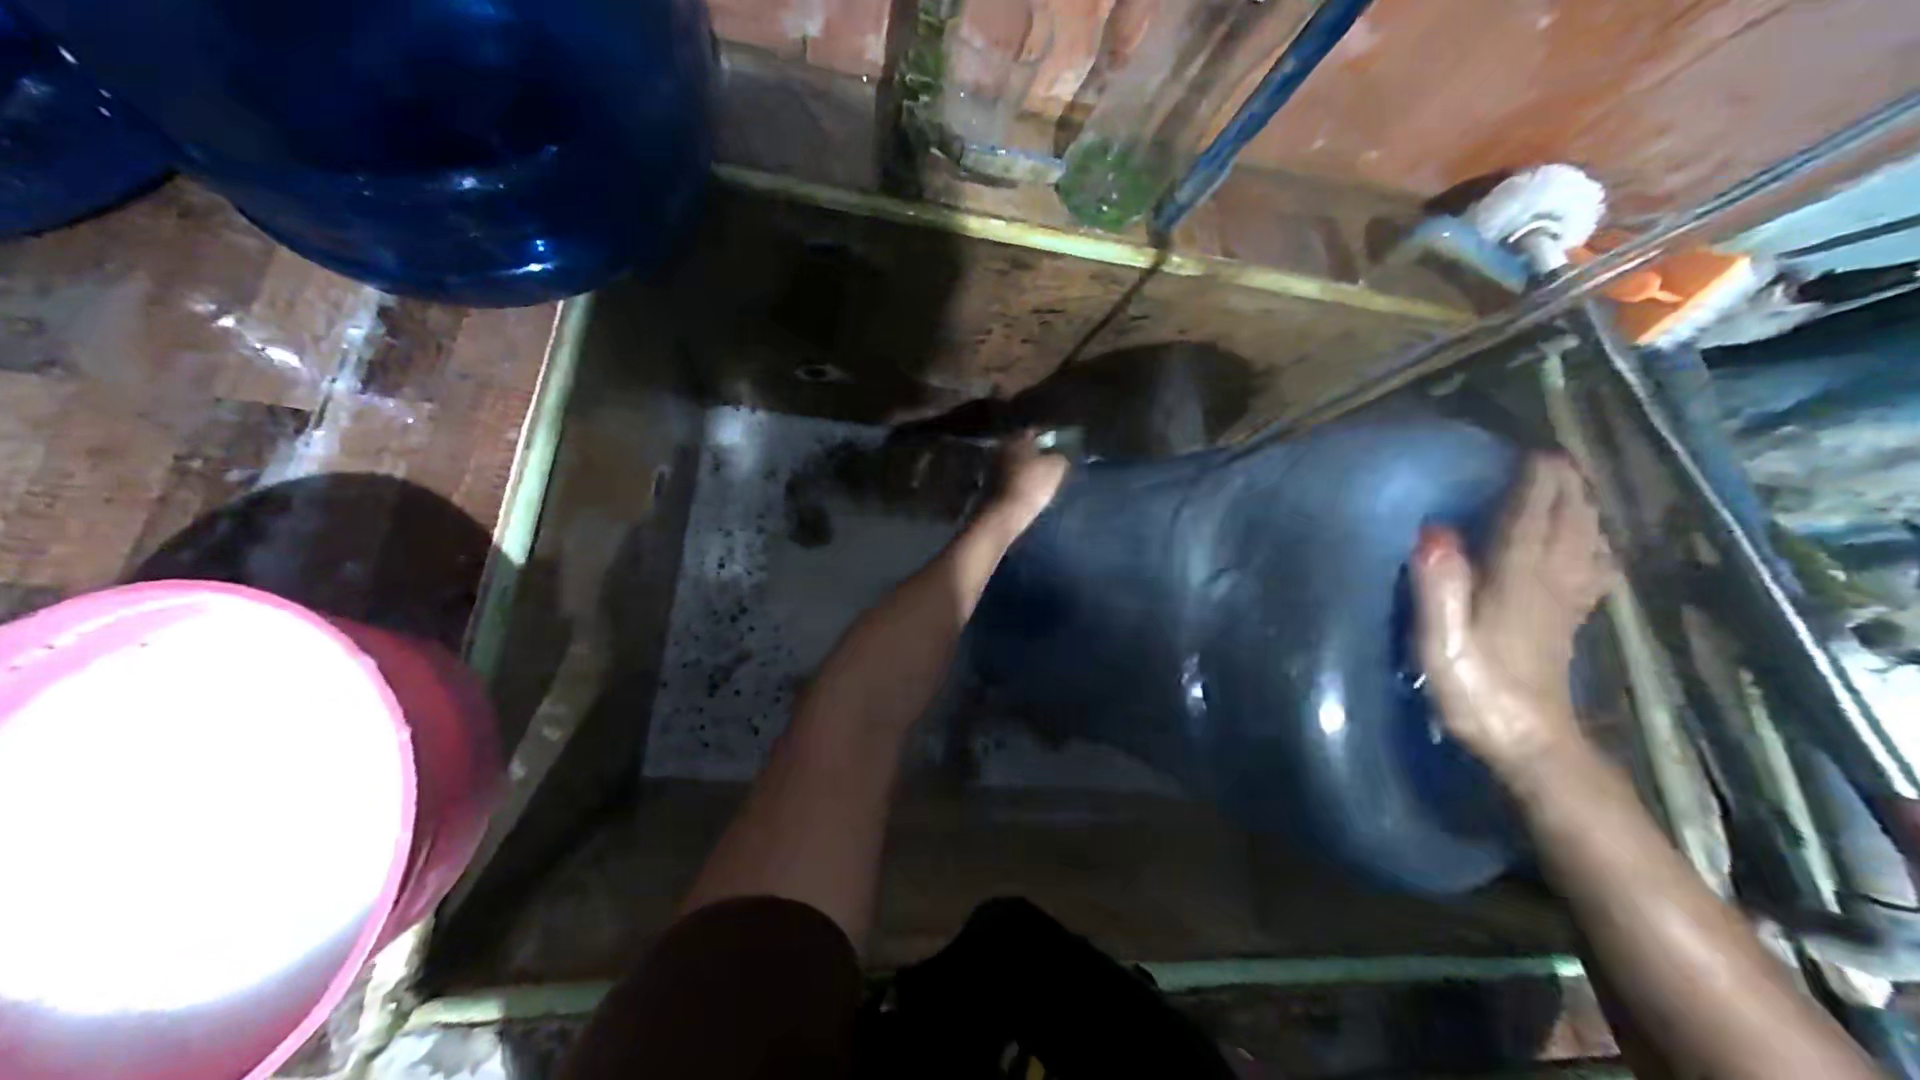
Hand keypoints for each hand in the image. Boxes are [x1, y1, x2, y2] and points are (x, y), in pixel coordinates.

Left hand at [978, 430, 1067, 538]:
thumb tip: (1057, 455)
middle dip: (1032, 452)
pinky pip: (1005, 476)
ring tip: (1036, 477)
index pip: (1033, 431)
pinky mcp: (985, 483)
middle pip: (1020, 446)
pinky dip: (1014, 479)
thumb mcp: (1056, 468)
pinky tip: (1023, 488)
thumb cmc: (1031, 485)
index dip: (1046, 437)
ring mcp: (990, 465)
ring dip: (1022, 466)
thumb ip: (1059, 456)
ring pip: (1011, 461)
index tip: (1056, 445)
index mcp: (1016, 438)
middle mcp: (1000, 447)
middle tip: (1047, 461)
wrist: (1003, 513)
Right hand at [1412, 453, 1616, 777]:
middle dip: (1565, 484)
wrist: (1528, 743)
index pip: (1533, 516)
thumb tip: (1434, 531)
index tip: (1532, 447)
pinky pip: (1592, 568)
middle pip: (1569, 520)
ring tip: (1574, 484)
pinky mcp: (1570, 620)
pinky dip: (1593, 543)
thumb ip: (1438, 586)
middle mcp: (1551, 581)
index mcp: (1518, 579)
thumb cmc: (1475, 690)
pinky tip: (1590, 541)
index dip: (1536, 480)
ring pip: (1586, 538)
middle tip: (1554, 455)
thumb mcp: (1442, 640)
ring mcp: (1567, 601)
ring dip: (1583, 507)